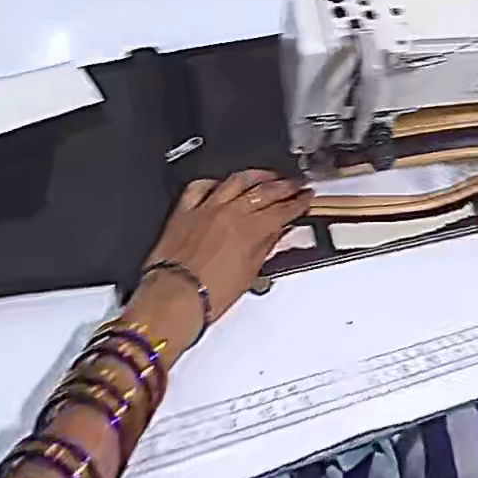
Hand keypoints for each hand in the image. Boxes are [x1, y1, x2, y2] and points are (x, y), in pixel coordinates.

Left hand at [128, 170, 310, 350]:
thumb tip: (276, 234)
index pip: (284, 209)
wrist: (171, 302)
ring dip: (258, 175)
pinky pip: (200, 186)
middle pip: (266, 190)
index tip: (306, 198)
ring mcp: (208, 209)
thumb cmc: (207, 296)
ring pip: (238, 180)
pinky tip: (221, 183)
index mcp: (251, 229)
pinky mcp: (185, 211)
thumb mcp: (250, 274)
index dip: (299, 202)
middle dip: (286, 185)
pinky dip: (214, 182)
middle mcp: (231, 212)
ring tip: (268, 175)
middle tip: (296, 184)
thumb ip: (266, 246)